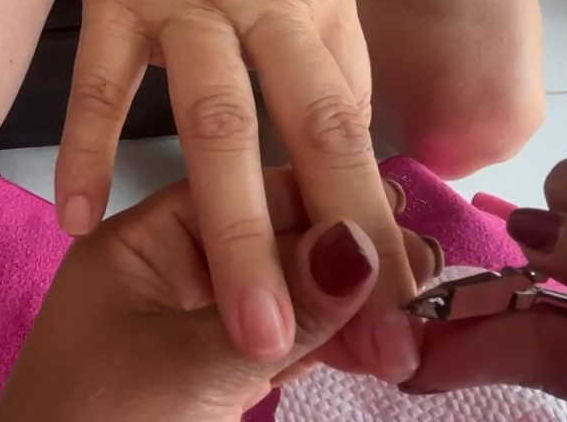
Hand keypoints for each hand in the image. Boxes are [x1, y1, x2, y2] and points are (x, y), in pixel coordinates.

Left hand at [0, 171, 436, 420]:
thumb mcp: (188, 370)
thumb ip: (282, 311)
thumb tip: (365, 244)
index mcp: (143, 241)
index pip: (241, 193)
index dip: (317, 201)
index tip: (391, 217)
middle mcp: (171, 269)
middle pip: (270, 243)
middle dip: (343, 259)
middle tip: (423, 275)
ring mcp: (194, 323)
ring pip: (283, 296)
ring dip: (347, 307)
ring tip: (416, 317)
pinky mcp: (214, 373)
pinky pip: (280, 342)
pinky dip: (328, 344)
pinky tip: (379, 348)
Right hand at [56, 0, 420, 380]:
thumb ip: (324, 38)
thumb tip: (343, 125)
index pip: (357, 125)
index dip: (379, 213)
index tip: (397, 298)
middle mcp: (270, 3)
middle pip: (317, 133)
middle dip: (345, 246)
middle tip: (371, 352)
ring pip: (220, 122)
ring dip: (237, 227)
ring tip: (254, 327)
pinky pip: (106, 80)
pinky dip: (91, 150)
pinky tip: (79, 220)